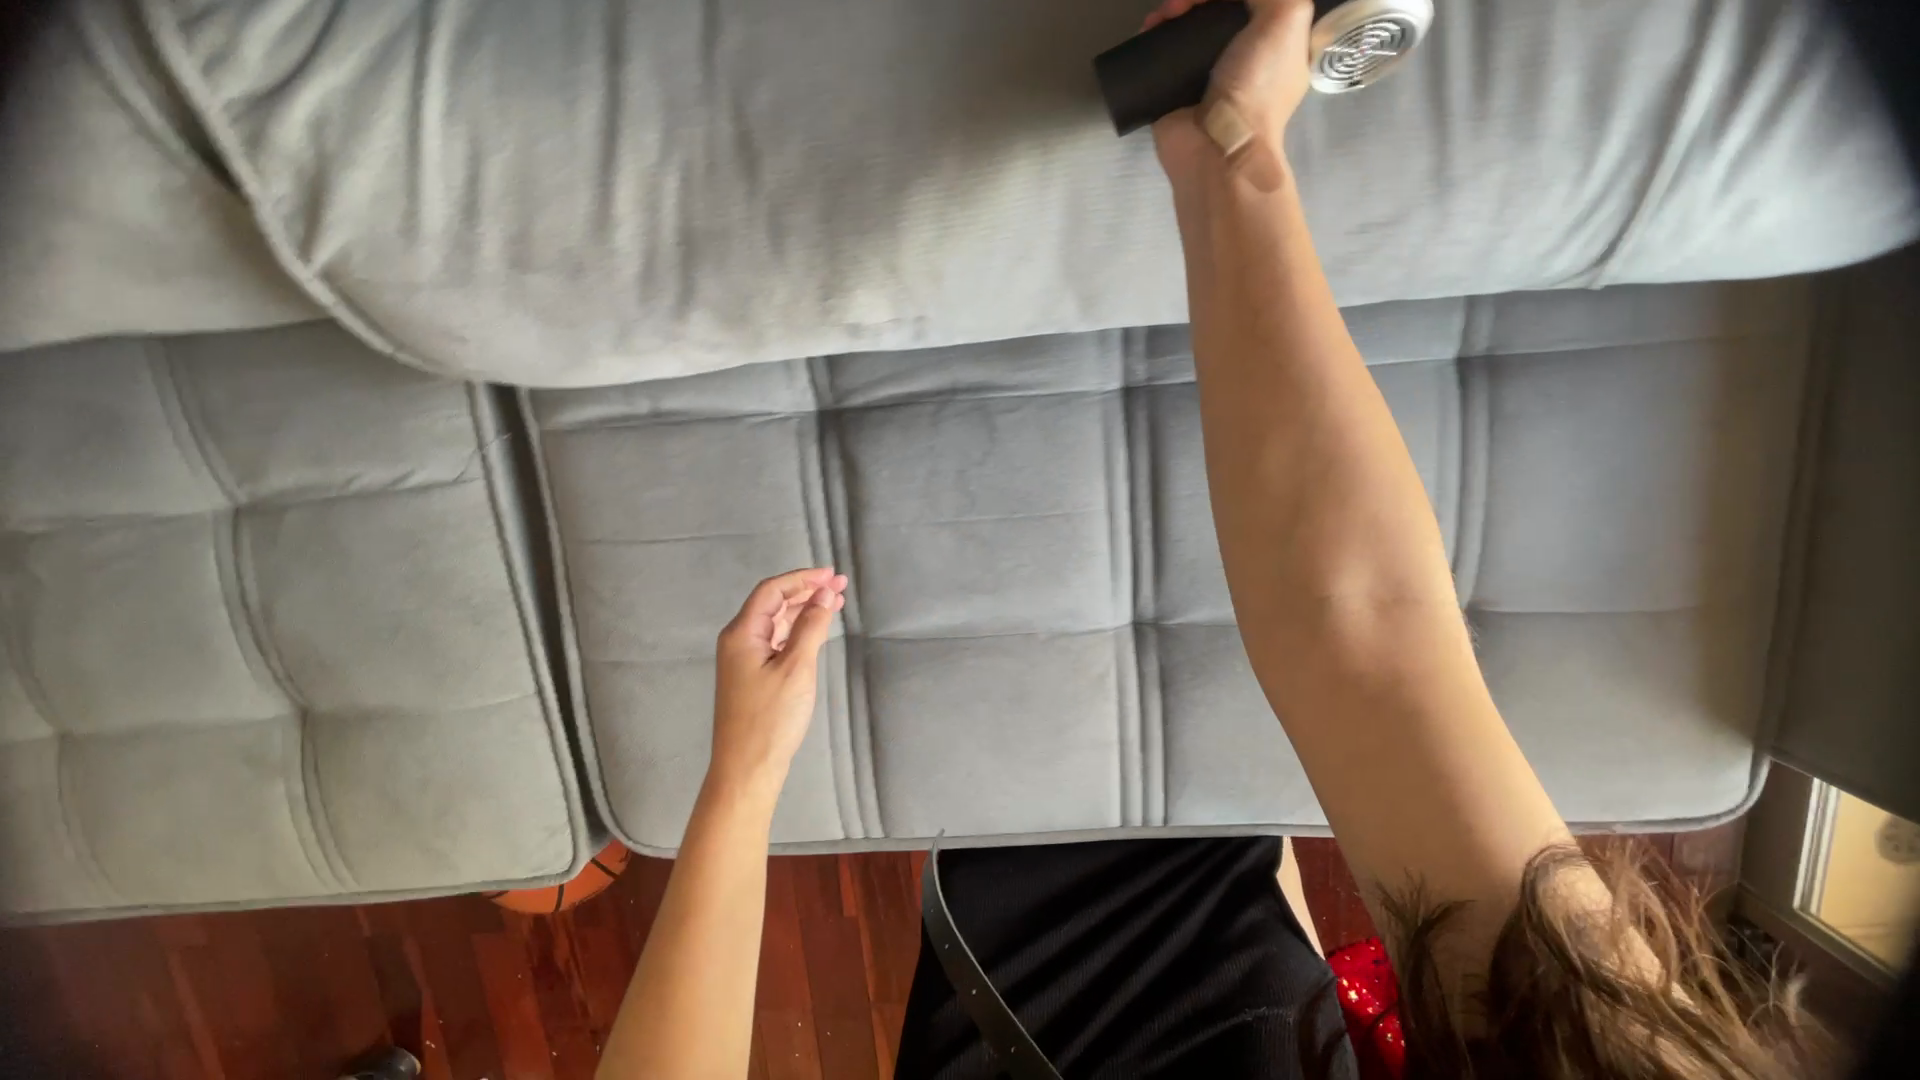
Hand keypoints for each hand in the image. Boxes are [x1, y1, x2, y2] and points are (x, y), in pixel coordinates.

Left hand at [709, 568, 847, 796]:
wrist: (746, 768)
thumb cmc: (771, 718)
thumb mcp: (796, 668)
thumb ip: (811, 627)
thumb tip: (823, 595)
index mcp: (742, 633)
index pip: (772, 590)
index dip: (802, 578)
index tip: (832, 575)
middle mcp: (738, 640)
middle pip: (773, 603)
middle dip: (806, 590)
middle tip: (840, 584)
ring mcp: (744, 660)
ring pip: (776, 622)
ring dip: (804, 609)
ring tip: (836, 601)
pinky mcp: (752, 676)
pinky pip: (776, 640)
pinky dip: (798, 629)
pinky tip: (816, 629)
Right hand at [1147, 0, 1314, 188]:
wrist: (1218, 148)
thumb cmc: (1256, 85)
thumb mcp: (1287, 18)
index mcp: (1275, 42)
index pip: (1253, 1)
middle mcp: (1242, 56)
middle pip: (1218, 10)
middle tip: (1181, 4)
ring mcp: (1205, 75)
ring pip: (1189, 27)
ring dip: (1173, 10)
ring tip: (1161, 15)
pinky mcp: (1174, 91)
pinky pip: (1163, 54)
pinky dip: (1153, 36)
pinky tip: (1148, 29)